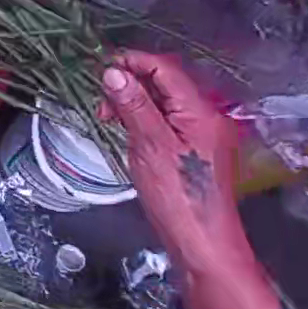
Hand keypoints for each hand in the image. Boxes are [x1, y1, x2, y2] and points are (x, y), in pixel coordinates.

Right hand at [102, 50, 280, 308]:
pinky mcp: (193, 150)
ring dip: (135, 102)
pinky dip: (144, 120)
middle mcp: (205, 117)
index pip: (165, 69)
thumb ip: (134, 106)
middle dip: (131, 83)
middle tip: (102, 99)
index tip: (102, 68)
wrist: (203, 246)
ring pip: (163, 103)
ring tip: (109, 117)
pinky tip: (126, 131)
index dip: (133, 62)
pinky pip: (166, 122)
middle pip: (165, 83)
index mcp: (200, 111)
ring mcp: (201, 134)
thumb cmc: (180, 199)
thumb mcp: (151, 147)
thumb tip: (114, 72)